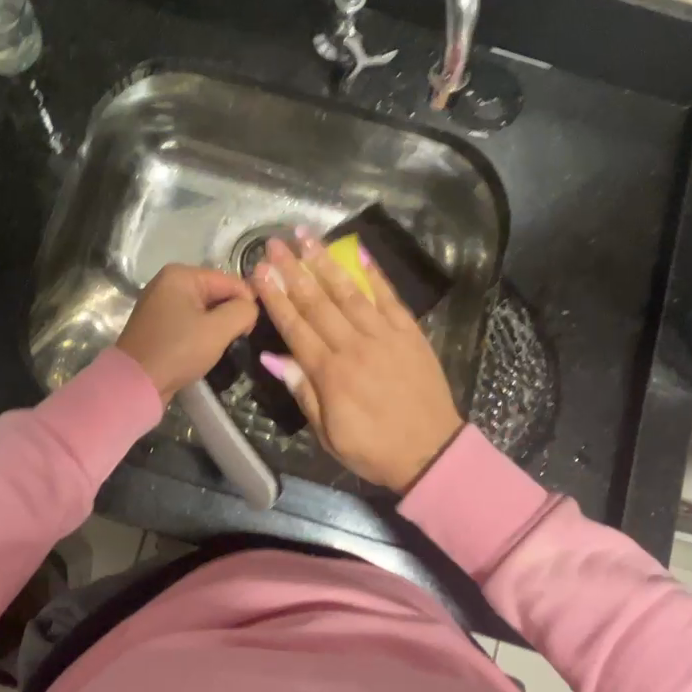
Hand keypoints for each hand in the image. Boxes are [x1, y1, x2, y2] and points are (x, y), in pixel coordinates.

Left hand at [116, 264, 259, 401]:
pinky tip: (202, 349)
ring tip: (218, 346)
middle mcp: (168, 282)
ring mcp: (160, 303)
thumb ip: (243, 311)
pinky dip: (201, 333)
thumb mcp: (218, 329)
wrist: (136, 384)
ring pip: (205, 309)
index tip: (248, 331)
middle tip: (234, 340)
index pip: (231, 281)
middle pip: (217, 293)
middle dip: (230, 315)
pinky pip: (190, 321)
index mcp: (181, 275)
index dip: (246, 304)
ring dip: (216, 326)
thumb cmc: (178, 351)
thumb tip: (250, 308)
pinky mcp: (158, 323)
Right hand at [250, 233, 462, 490]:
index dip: (275, 297)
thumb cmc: (373, 450)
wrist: (431, 454)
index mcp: (330, 373)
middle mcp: (355, 346)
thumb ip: (303, 391)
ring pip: (349, 292)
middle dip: (293, 270)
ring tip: (306, 237)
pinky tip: (359, 251)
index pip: (295, 326)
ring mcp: (385, 336)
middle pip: (318, 302)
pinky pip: (390, 298)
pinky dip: (375, 273)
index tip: (259, 272)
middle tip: (274, 244)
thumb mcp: (328, 433)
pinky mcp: (410, 334)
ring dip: (325, 262)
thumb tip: (273, 357)